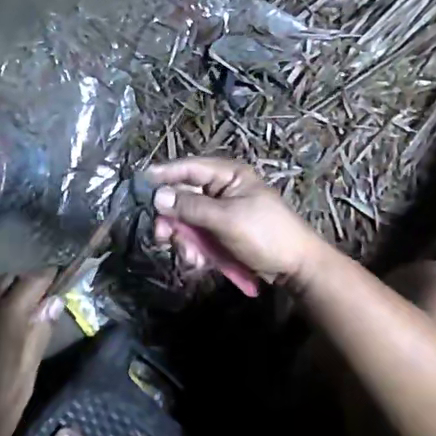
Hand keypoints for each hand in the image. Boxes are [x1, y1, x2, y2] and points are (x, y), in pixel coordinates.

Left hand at [0, 269, 59, 435]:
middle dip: (26, 285)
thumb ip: (38, 336)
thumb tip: (53, 303)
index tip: (63, 280)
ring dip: (6, 298)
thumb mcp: (24, 380)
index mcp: (4, 317)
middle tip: (44, 302)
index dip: (49, 278)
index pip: (32, 281)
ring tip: (22, 320)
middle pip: (6, 282)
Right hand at [146, 157, 339, 291]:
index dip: (164, 174)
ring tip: (192, 257)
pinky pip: (198, 238)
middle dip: (173, 220)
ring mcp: (221, 213)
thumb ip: (191, 207)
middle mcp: (222, 190)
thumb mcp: (226, 219)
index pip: (189, 168)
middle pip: (183, 197)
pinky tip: (200, 264)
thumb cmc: (265, 234)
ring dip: (184, 241)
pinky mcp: (221, 235)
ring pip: (187, 222)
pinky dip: (195, 251)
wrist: (296, 268)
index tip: (139, 183)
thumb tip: (157, 195)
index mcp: (228, 175)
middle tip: (162, 236)